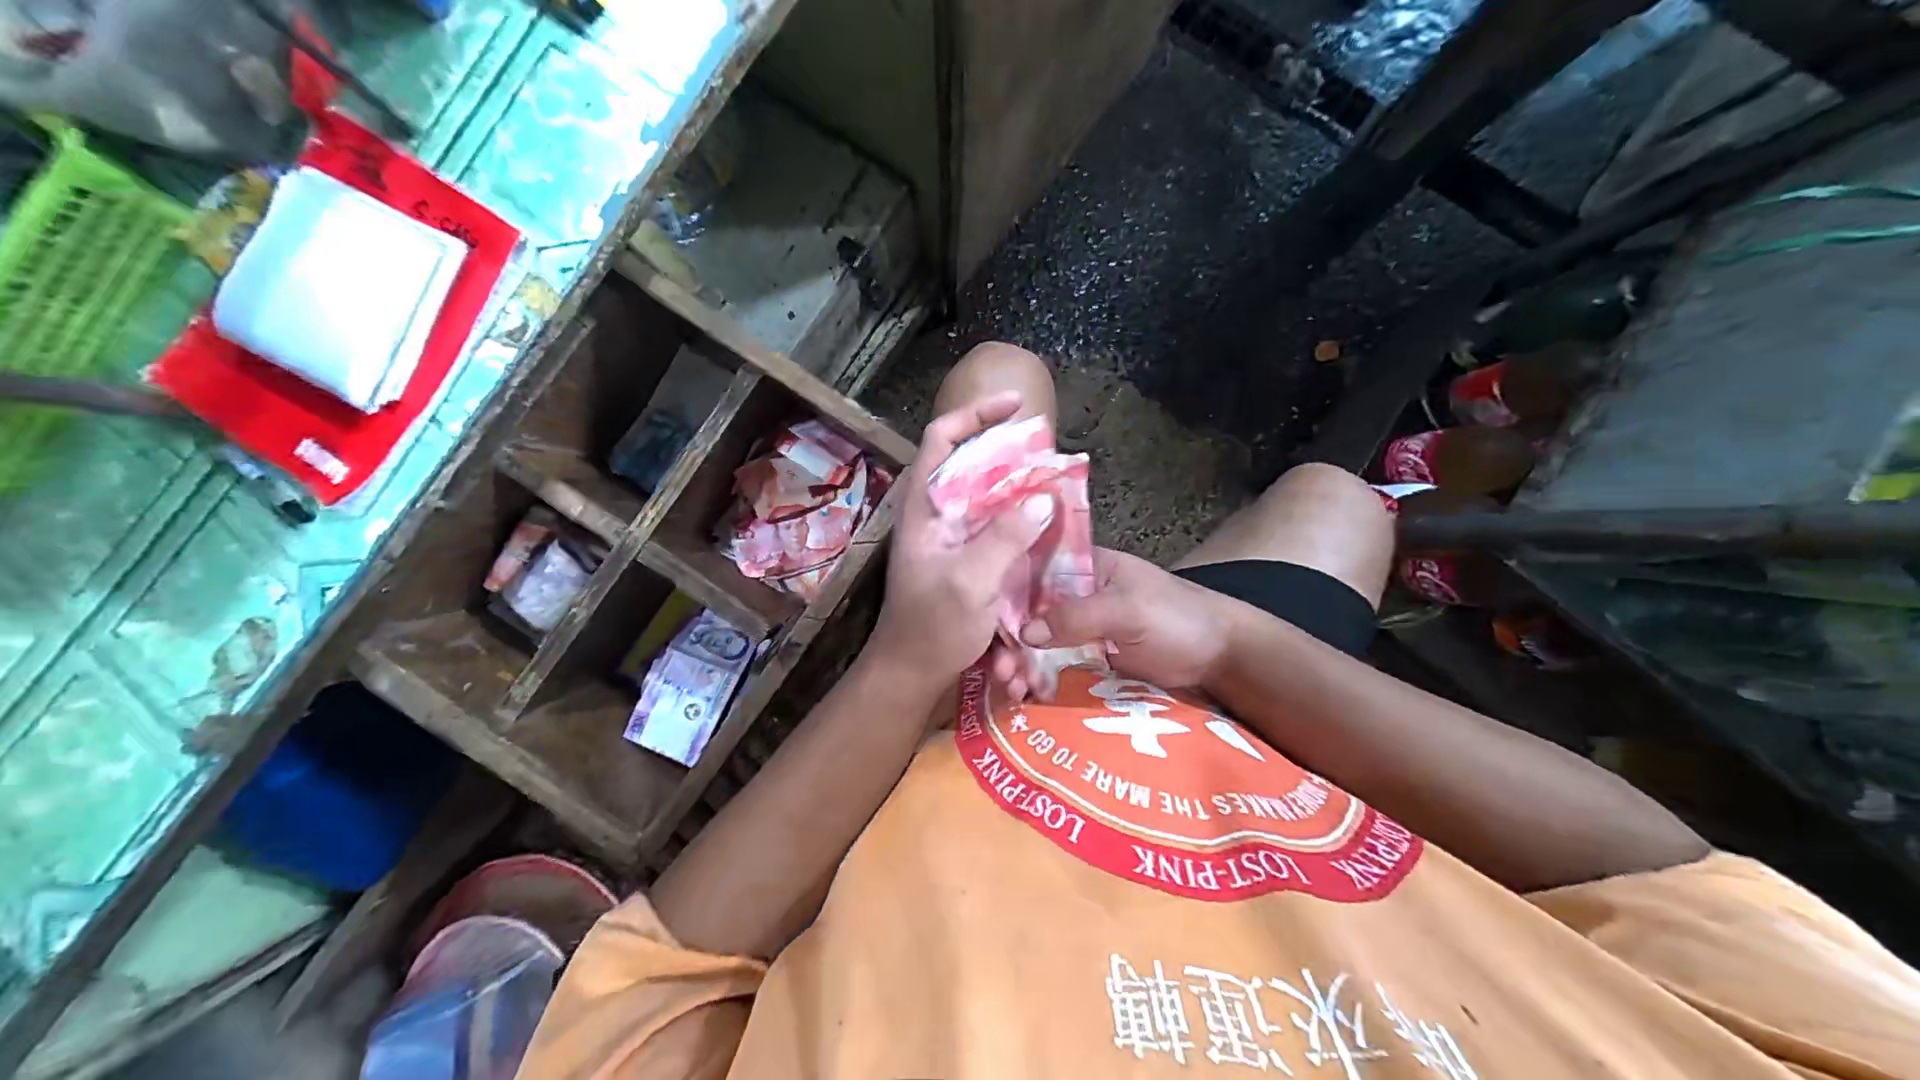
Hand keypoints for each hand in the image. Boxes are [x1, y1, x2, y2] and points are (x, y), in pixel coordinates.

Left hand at [865, 391, 1057, 690]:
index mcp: (926, 508)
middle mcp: (938, 515)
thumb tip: (1043, 498)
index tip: (1015, 403)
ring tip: (1055, 483)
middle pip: (970, 464)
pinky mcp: (968, 560)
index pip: (941, 439)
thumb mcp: (970, 582)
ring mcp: (953, 538)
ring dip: (1019, 487)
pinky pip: (998, 527)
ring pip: (988, 496)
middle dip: (1008, 452)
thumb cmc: (932, 627)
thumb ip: (1005, 538)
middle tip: (1047, 451)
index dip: (975, 414)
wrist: (913, 673)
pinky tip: (1048, 525)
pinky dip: (1021, 519)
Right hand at [1015, 548, 1243, 690]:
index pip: (1031, 573)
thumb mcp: (1128, 610)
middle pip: (1027, 613)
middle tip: (1000, 669)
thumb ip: (1076, 617)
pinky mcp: (1086, 659)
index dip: (1004, 596)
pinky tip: (1024, 696)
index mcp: (1081, 567)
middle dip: (1009, 640)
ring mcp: (1078, 629)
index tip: (983, 623)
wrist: (1219, 657)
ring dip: (1020, 663)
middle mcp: (1072, 594)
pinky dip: (1037, 680)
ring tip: (1011, 688)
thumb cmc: (1177, 618)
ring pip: (1036, 644)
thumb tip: (1025, 633)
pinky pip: (1052, 667)